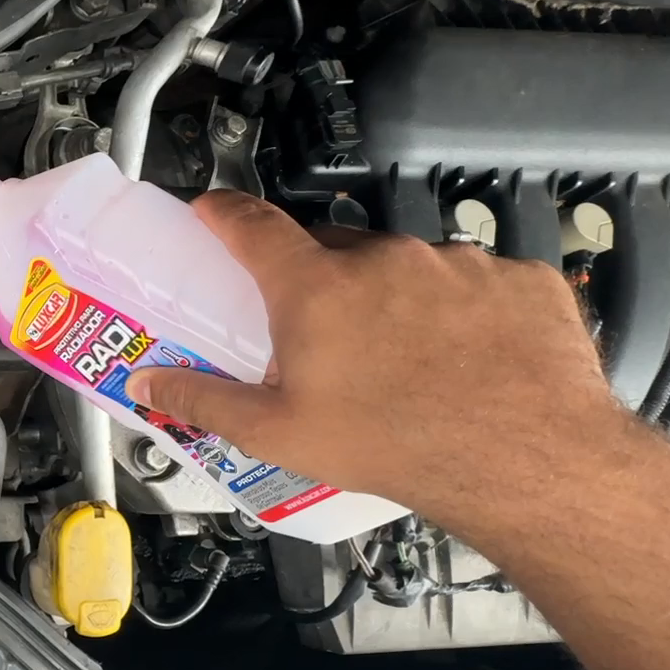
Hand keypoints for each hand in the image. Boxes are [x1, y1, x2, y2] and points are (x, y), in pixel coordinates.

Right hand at [126, 190, 625, 526]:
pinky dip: (446, 305)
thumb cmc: (387, 442)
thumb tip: (144, 384)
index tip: (210, 208)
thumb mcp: (271, 431)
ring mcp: (458, 264)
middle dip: (308, 275)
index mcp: (315, 289)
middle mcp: (384, 260)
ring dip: (378, 293)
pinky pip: (465, 279)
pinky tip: (449, 352)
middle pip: (327, 247)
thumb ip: (199, 399)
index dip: (225, 213)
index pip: (255, 226)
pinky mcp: (519, 280)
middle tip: (305, 326)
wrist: (525, 461)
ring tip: (384, 351)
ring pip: (397, 263)